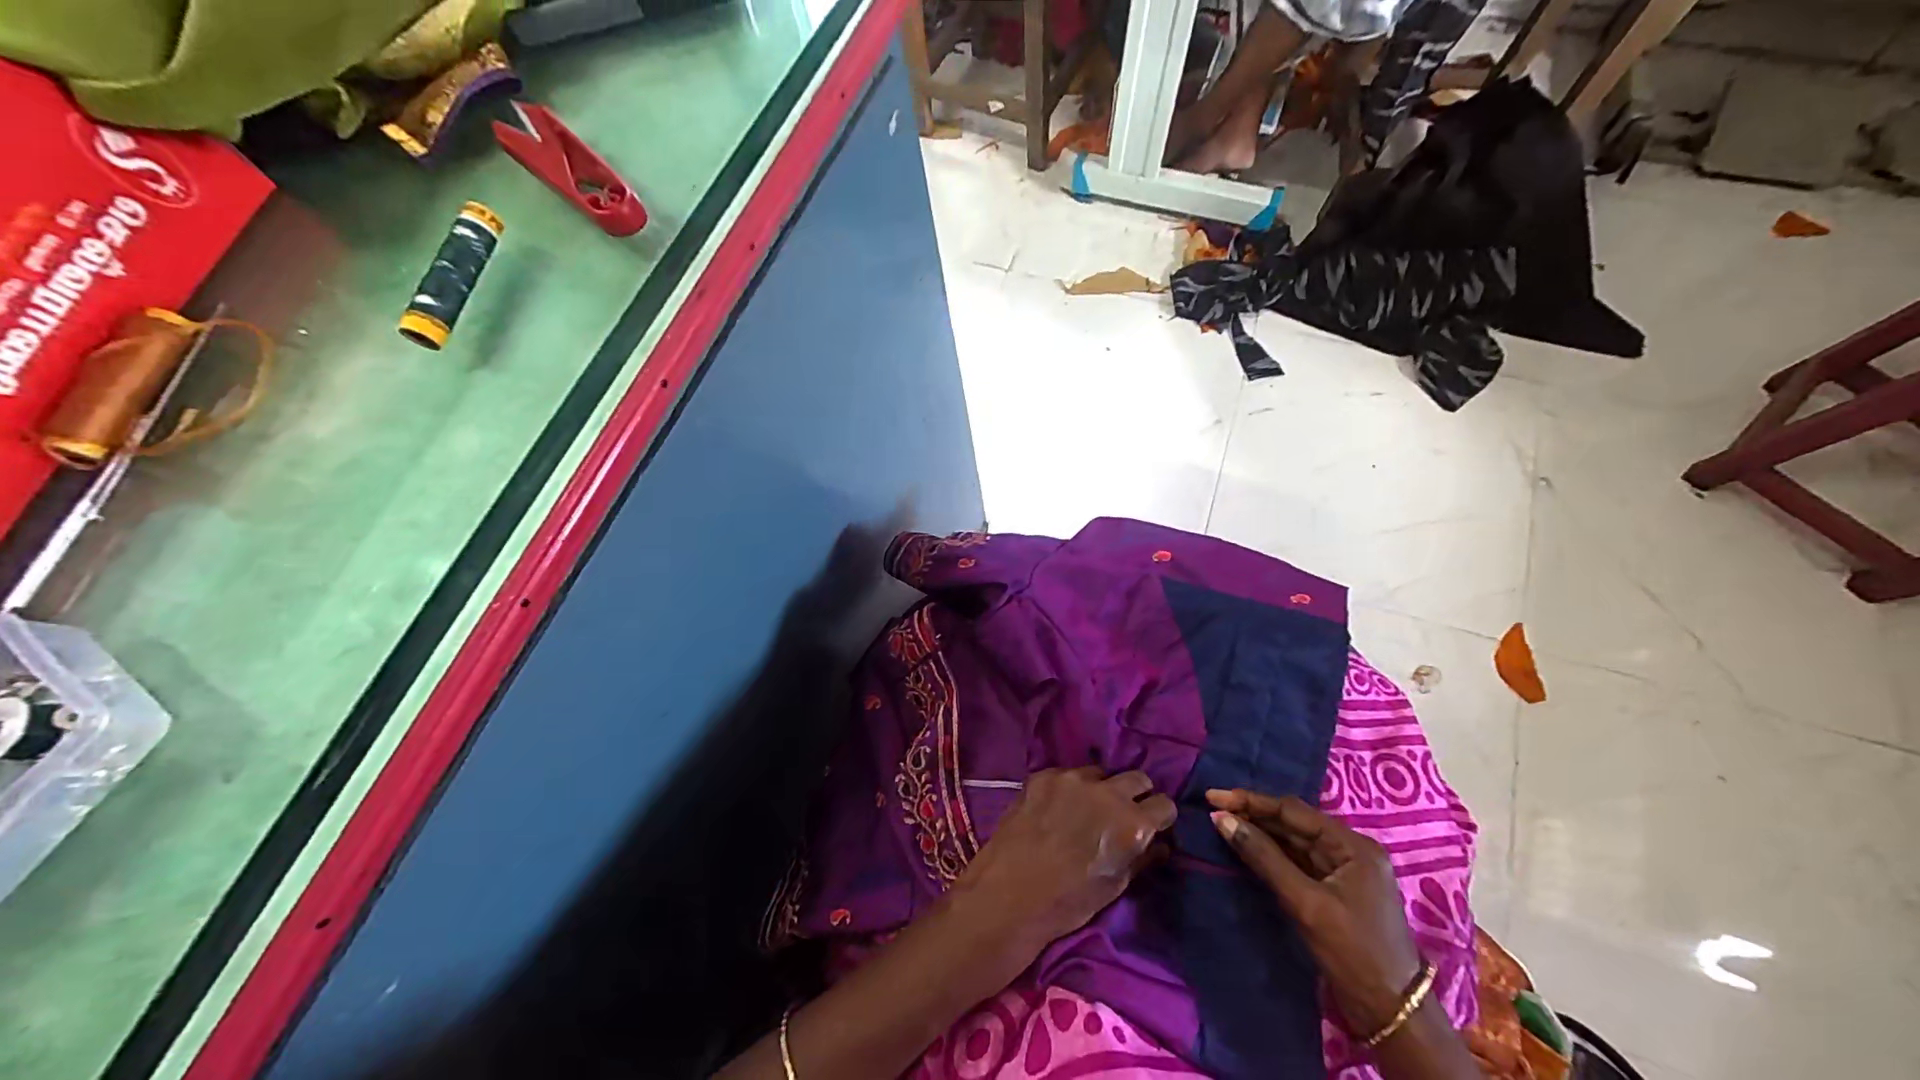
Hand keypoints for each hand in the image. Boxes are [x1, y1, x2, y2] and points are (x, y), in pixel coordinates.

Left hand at [948, 767, 1176, 956]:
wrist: (1008, 894)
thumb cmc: (1067, 902)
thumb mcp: (1114, 886)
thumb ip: (1141, 858)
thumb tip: (1159, 845)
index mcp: (1131, 823)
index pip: (1164, 805)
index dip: (1159, 817)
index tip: (1151, 826)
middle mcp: (1107, 792)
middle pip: (1137, 779)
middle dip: (1135, 795)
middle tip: (1119, 815)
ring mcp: (1072, 779)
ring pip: (1100, 773)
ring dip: (1099, 788)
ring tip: (1083, 810)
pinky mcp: (1043, 776)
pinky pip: (1066, 775)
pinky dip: (1068, 788)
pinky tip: (1055, 808)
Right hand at [1207, 789, 1423, 1037]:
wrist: (1391, 1012)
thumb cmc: (1352, 952)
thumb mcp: (1305, 902)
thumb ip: (1264, 857)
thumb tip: (1222, 819)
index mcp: (1353, 846)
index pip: (1293, 811)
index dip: (1251, 801)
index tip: (1213, 796)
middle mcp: (1350, 850)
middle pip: (1294, 823)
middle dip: (1253, 814)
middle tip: (1213, 808)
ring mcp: (1344, 870)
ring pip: (1294, 841)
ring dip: (1260, 832)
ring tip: (1223, 822)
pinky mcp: (1335, 889)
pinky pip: (1297, 860)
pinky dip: (1271, 853)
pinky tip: (1247, 847)